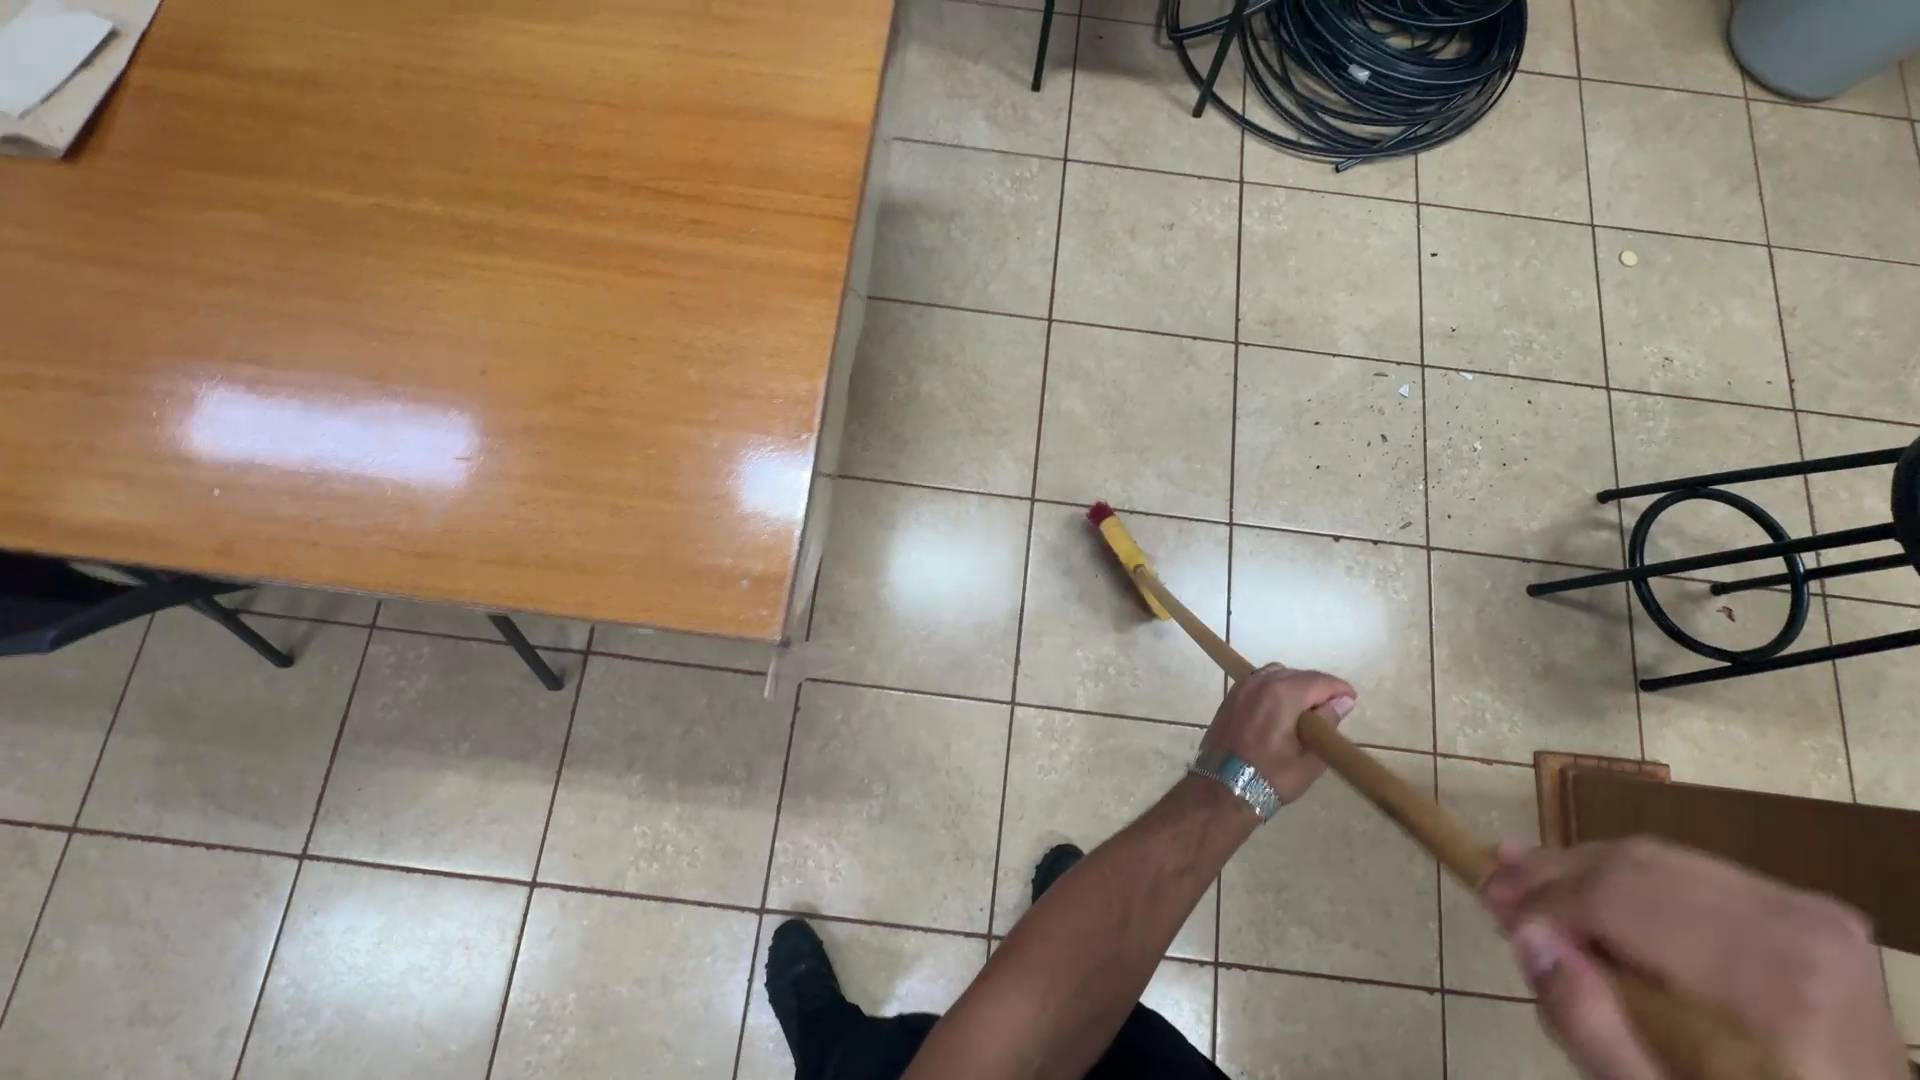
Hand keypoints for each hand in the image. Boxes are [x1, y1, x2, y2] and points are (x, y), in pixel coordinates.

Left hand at [1200, 663, 1354, 802]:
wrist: (1222, 788)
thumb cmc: (1271, 777)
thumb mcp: (1309, 757)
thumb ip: (1327, 724)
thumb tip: (1342, 702)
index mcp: (1282, 693)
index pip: (1319, 680)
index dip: (1339, 689)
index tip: (1351, 701)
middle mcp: (1260, 682)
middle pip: (1297, 675)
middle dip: (1318, 688)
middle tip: (1332, 709)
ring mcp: (1241, 688)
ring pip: (1276, 675)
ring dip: (1295, 686)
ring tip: (1306, 710)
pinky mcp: (1230, 698)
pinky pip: (1258, 683)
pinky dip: (1274, 690)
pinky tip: (1281, 710)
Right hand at [1480, 839, 1907, 1079]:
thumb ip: (1594, 1031)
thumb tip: (1527, 938)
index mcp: (1772, 984)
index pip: (1621, 901)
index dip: (1545, 903)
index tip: (1492, 915)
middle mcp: (1797, 927)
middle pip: (1633, 869)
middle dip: (1551, 876)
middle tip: (1489, 887)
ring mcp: (1806, 910)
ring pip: (1651, 857)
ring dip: (1578, 868)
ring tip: (1519, 880)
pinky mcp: (1803, 906)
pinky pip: (1683, 868)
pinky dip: (1622, 874)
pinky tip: (1576, 879)